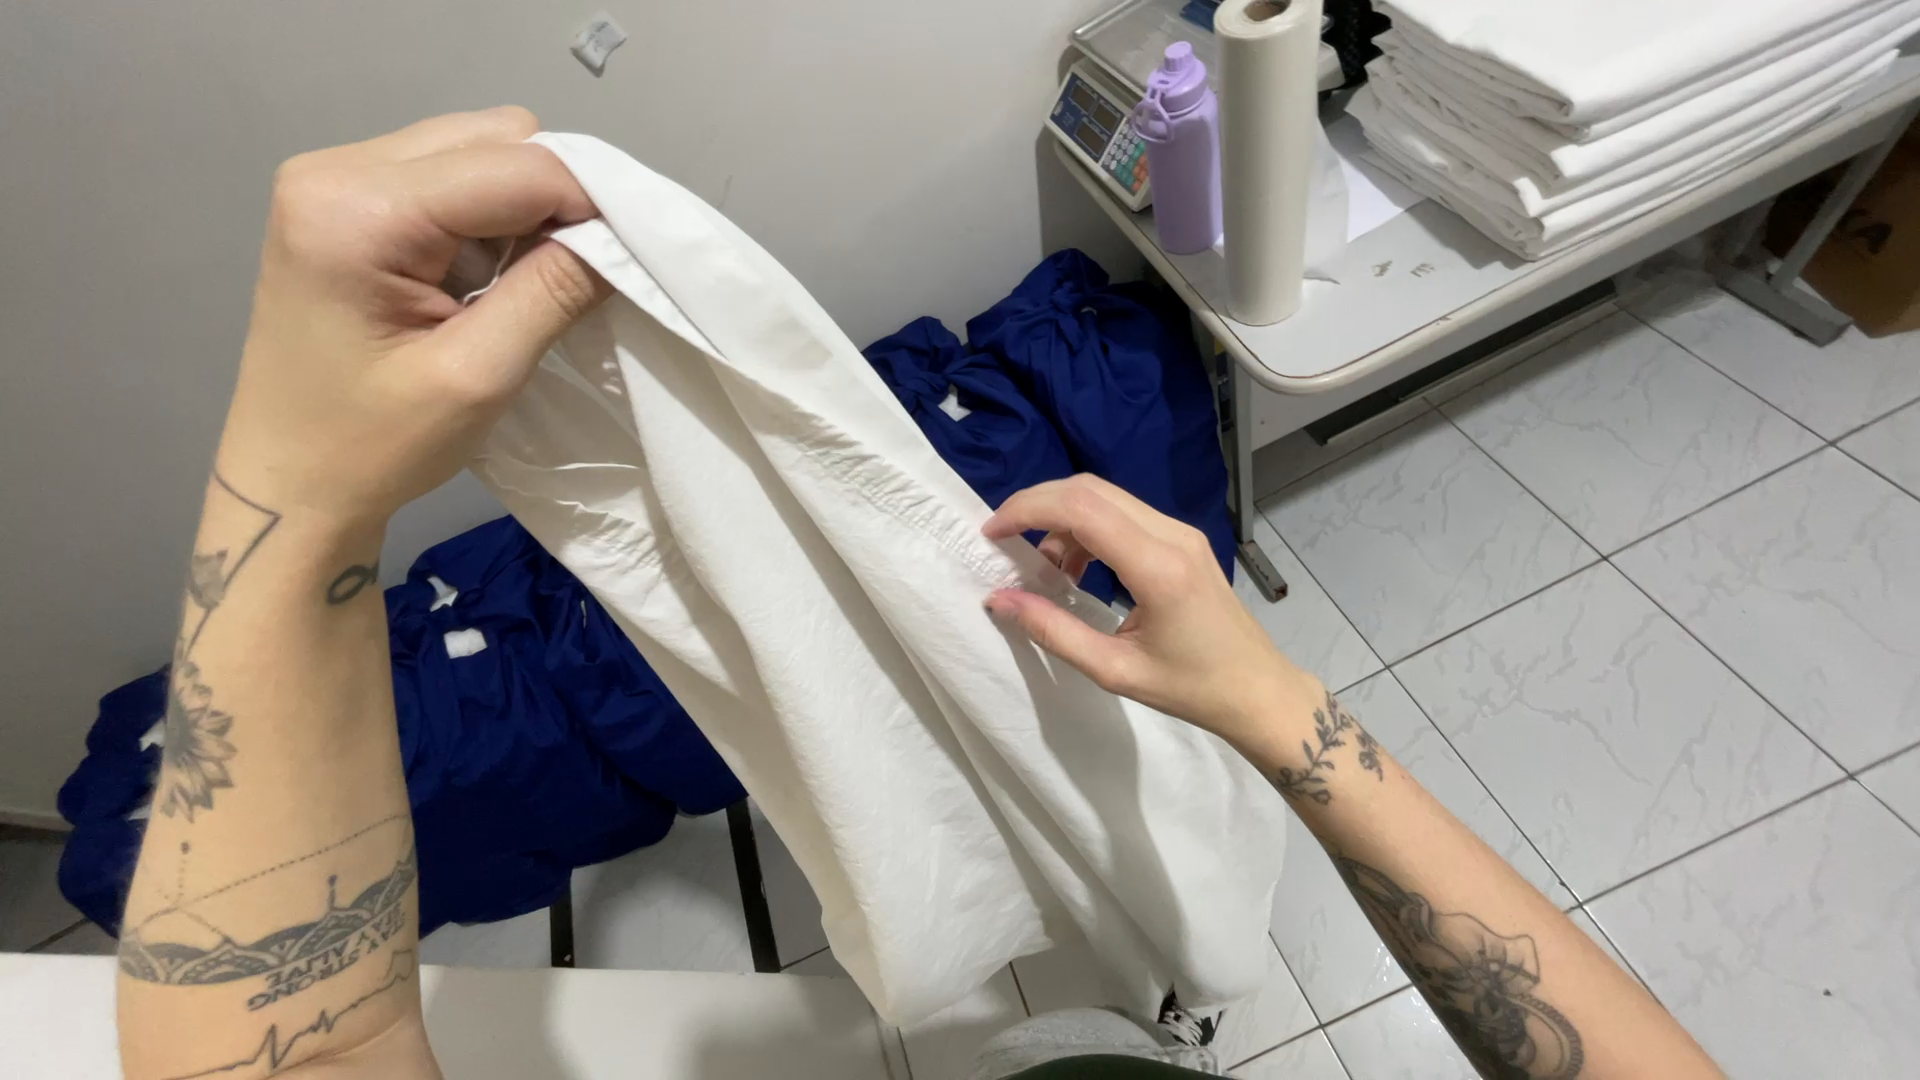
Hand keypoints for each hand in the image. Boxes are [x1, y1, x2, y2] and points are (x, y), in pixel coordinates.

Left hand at [214, 107, 612, 533]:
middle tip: (576, 278)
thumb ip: (551, 295)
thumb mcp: (480, 375)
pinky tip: (496, 277)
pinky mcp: (356, 203)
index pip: (514, 165)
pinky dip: (503, 222)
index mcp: (357, 208)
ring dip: (531, 212)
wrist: (294, 476)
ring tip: (531, 284)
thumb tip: (620, 240)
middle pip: (498, 139)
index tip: (626, 267)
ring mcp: (343, 180)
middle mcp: (340, 168)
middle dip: (559, 201)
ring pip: (484, 152)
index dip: (588, 207)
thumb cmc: (379, 442)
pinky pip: (460, 181)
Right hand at [983, 475, 1323, 757]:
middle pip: (1089, 488)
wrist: (1258, 689)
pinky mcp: (1181, 538)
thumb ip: (1052, 630)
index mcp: (1157, 568)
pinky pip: (1122, 513)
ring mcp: (1180, 531)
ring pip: (1104, 495)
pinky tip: (1076, 567)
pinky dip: (1085, 527)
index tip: (992, 532)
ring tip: (1043, 567)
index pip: (1081, 508)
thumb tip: (1000, 599)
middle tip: (1004, 539)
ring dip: (1061, 517)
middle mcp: (1171, 535)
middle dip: (1036, 504)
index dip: (1027, 510)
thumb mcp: (1113, 670)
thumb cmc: (1191, 688)